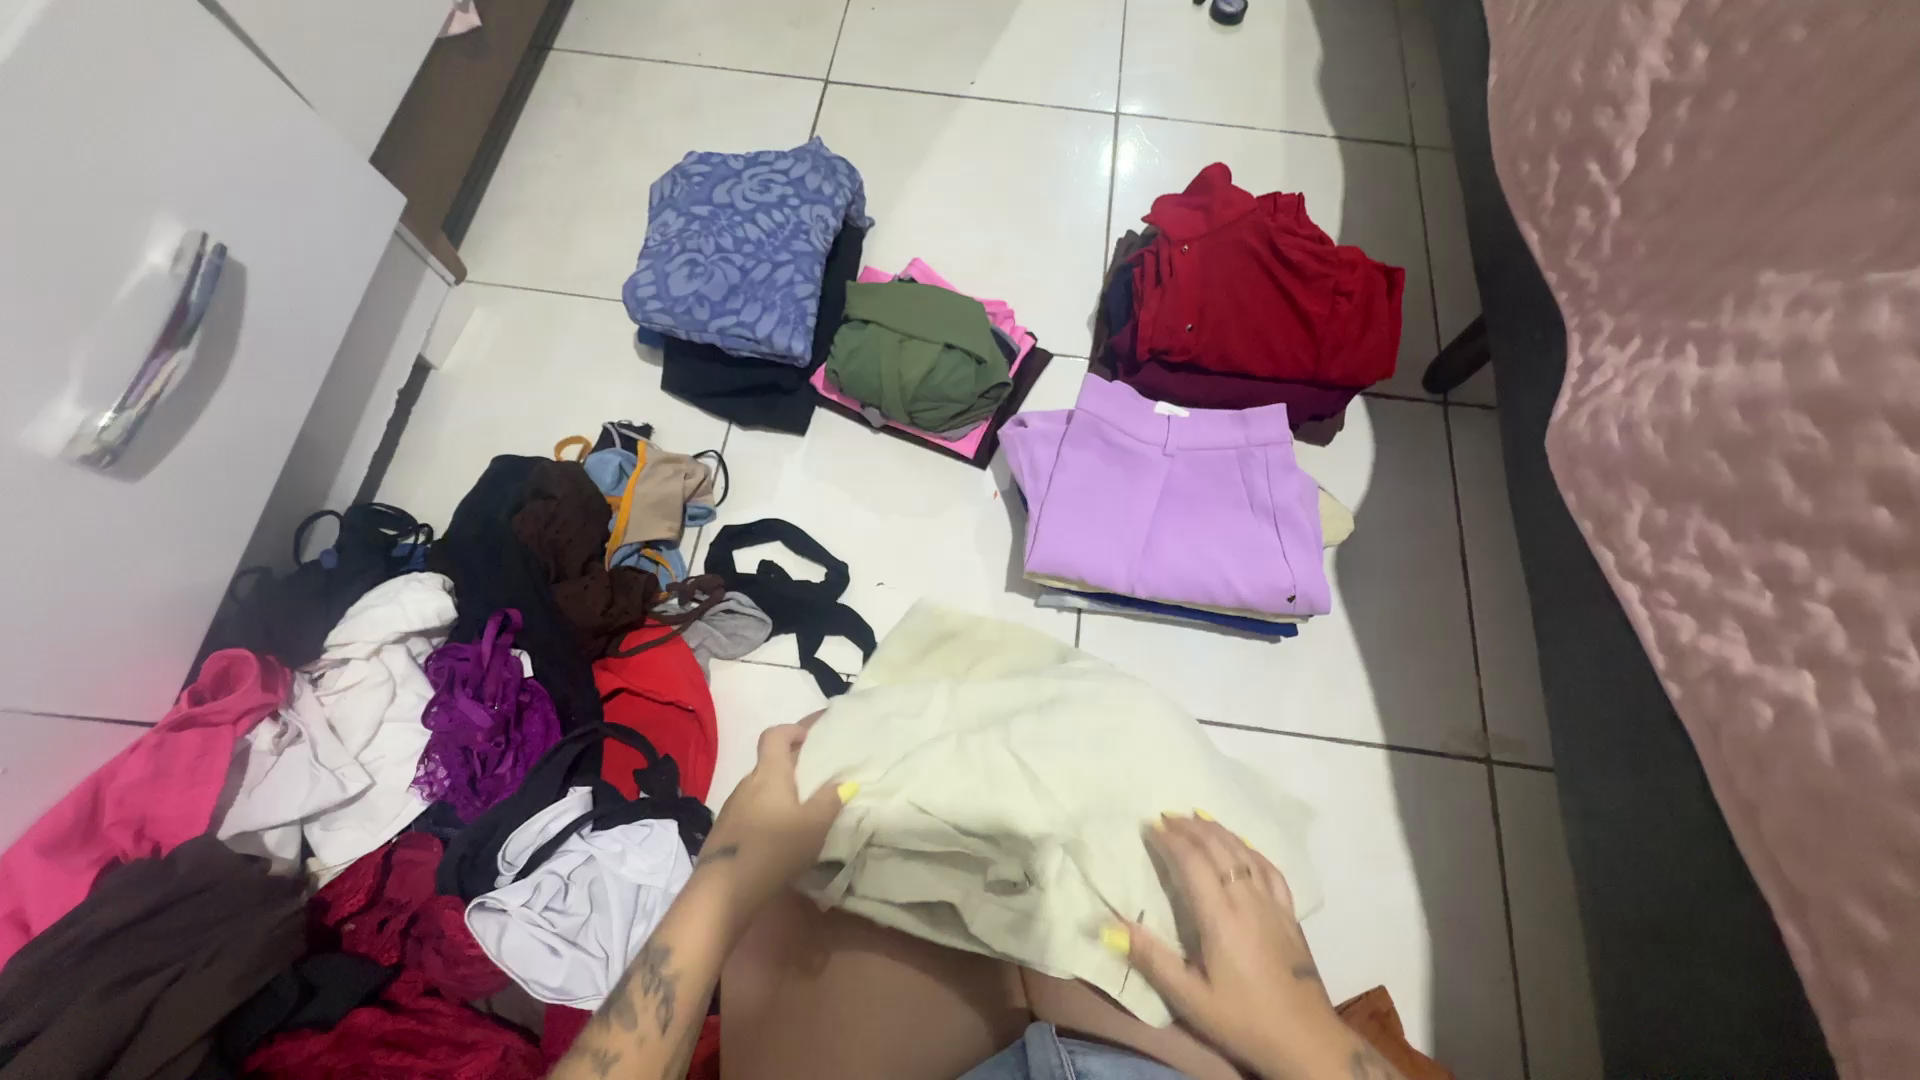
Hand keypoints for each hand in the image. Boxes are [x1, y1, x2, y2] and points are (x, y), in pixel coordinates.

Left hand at [694, 721, 847, 931]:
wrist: (723, 892)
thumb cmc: (774, 848)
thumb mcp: (814, 825)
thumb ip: (830, 800)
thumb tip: (844, 783)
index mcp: (769, 773)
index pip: (775, 734)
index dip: (794, 729)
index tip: (814, 737)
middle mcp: (748, 783)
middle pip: (770, 762)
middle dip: (794, 764)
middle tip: (820, 775)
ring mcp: (733, 807)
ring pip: (762, 788)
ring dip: (782, 791)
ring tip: (805, 808)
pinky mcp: (727, 831)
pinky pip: (753, 809)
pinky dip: (770, 812)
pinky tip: (783, 834)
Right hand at [1114, 815, 1380, 1079]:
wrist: (1306, 1042)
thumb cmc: (1242, 1020)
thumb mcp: (1190, 998)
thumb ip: (1151, 958)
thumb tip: (1110, 925)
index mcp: (1221, 917)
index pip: (1192, 862)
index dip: (1170, 840)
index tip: (1150, 826)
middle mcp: (1247, 901)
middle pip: (1218, 849)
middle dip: (1190, 828)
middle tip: (1167, 815)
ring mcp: (1273, 905)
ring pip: (1243, 853)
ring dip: (1218, 831)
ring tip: (1196, 817)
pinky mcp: (1290, 915)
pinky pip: (1269, 868)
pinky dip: (1250, 848)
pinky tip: (1241, 844)